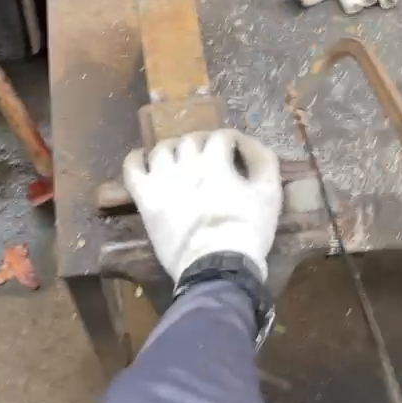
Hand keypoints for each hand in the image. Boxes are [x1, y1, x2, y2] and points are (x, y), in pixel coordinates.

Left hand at [121, 129, 281, 284]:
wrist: (217, 266)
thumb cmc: (247, 231)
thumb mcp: (269, 193)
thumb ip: (264, 161)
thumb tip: (251, 144)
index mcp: (215, 160)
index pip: (222, 136)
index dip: (231, 140)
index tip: (237, 150)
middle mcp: (185, 163)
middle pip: (191, 140)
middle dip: (203, 143)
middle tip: (211, 156)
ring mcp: (161, 179)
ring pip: (162, 150)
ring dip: (173, 148)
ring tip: (180, 158)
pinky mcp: (146, 198)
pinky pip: (132, 169)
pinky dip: (136, 159)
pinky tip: (142, 159)